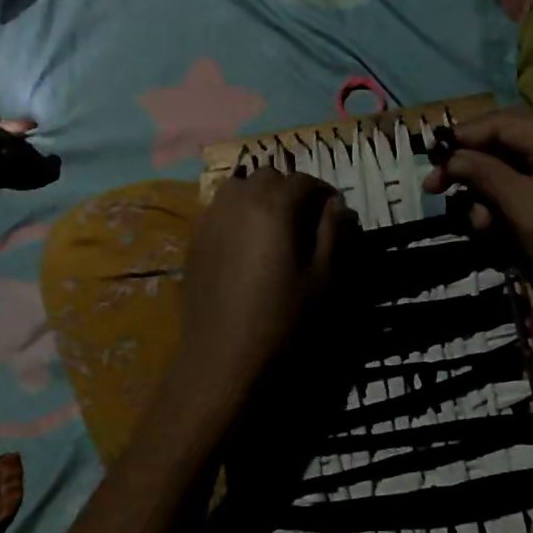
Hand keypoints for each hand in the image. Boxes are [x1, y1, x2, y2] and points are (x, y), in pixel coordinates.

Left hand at [171, 168, 356, 428]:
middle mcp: (238, 202)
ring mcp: (211, 219)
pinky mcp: (195, 239)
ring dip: (261, 195)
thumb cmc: (282, 318)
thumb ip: (333, 234)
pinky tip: (248, 241)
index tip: (334, 211)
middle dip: (291, 189)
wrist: (223, 357)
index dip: (323, 191)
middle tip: (307, 218)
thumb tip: (337, 206)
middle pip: (269, 175)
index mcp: (274, 207)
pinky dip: (238, 211)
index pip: (303, 180)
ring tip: (275, 223)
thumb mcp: (323, 278)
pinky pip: (220, 208)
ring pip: (239, 186)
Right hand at [424, 107, 532, 311]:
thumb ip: (486, 176)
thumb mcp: (526, 210)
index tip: (431, 155)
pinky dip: (501, 203)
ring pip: (511, 166)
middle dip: (471, 163)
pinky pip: (523, 187)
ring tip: (475, 221)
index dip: (466, 135)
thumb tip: (449, 156)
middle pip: (507, 141)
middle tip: (436, 185)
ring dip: (484, 189)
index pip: (506, 122)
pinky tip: (488, 226)